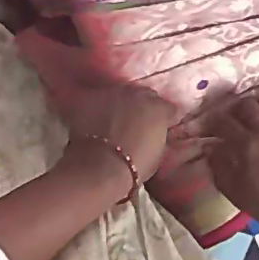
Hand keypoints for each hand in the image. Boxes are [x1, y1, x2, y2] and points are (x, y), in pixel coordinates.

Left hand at [58, 82, 175, 182]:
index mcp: (158, 108)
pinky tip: (96, 118)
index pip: (167, 108)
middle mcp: (137, 94)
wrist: (99, 167)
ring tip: (116, 118)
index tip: (162, 126)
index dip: (165, 117)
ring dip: (121, 103)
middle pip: (145, 95)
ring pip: (121, 93)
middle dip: (143, 106)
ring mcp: (113, 92)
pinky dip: (100, 106)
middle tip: (138, 120)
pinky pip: (99, 98)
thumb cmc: (134, 166)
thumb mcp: (157, 154)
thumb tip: (156, 133)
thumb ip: (159, 136)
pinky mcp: (91, 97)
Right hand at [207, 91, 258, 230]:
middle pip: (246, 105)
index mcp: (248, 146)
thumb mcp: (235, 191)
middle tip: (228, 117)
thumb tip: (210, 147)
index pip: (223, 122)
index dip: (212, 121)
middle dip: (233, 108)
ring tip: (252, 108)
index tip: (207, 126)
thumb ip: (219, 167)